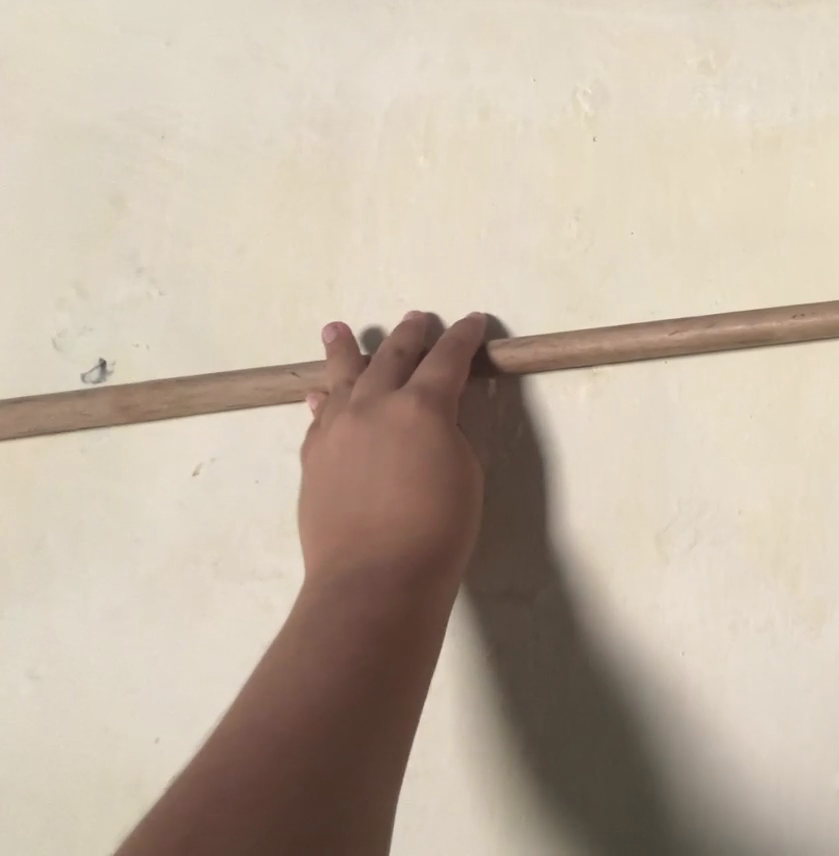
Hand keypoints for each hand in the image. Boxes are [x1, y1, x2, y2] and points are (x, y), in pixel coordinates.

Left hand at [299, 312, 490, 598]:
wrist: (377, 574)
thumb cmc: (443, 522)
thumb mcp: (465, 464)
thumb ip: (448, 430)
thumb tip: (429, 416)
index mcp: (422, 405)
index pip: (448, 358)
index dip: (463, 337)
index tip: (472, 321)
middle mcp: (374, 406)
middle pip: (393, 358)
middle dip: (409, 336)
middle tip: (417, 318)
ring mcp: (336, 430)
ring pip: (343, 378)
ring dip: (346, 351)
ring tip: (338, 328)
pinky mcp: (314, 457)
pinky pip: (320, 415)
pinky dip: (326, 398)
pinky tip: (321, 393)